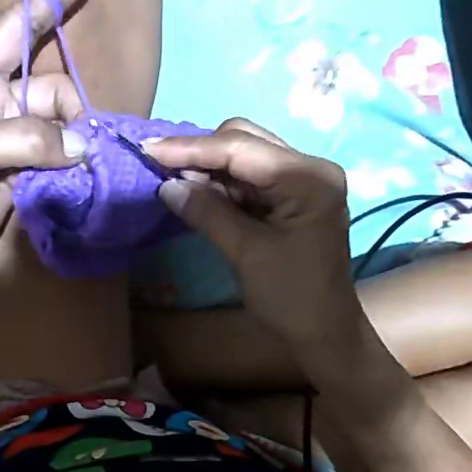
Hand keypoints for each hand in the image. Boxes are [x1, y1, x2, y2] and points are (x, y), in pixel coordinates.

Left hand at [0, 0, 91, 279]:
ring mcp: (11, 137)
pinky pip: (61, 156)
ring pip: (62, 124)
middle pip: (51, 86)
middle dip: (69, 107)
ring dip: (75, 141)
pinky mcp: (24, 171)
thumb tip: (82, 146)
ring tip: (76, 166)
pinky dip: (73, 164)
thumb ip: (23, 138)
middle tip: (74, 145)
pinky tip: (80, 175)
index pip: (14, 28)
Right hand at [144, 119, 365, 357]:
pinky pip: (247, 176)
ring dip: (206, 165)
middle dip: (199, 152)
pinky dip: (219, 181)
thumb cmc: (290, 296)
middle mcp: (308, 168)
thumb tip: (167, 185)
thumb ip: (207, 213)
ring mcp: (300, 180)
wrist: (323, 331)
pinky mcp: (289, 195)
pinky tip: (195, 190)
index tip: (148, 149)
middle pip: (243, 140)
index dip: (191, 148)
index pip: (240, 148)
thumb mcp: (245, 253)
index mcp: (307, 179)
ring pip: (243, 154)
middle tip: (159, 169)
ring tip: (171, 180)